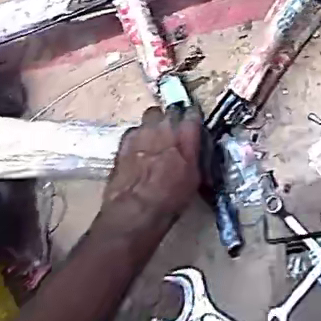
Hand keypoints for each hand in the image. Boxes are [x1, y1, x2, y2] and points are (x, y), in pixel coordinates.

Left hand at [96, 105, 200, 236]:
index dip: (192, 120)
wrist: (135, 209)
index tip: (192, 128)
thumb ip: (195, 154)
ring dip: (154, 125)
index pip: (193, 112)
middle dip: (173, 120)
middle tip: (173, 136)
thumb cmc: (171, 198)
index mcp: (186, 132)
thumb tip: (195, 148)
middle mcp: (165, 125)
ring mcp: (143, 130)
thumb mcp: (194, 178)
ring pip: (151, 116)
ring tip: (154, 142)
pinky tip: (137, 154)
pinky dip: (138, 139)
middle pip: (171, 110)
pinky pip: (135, 131)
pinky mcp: (124, 139)